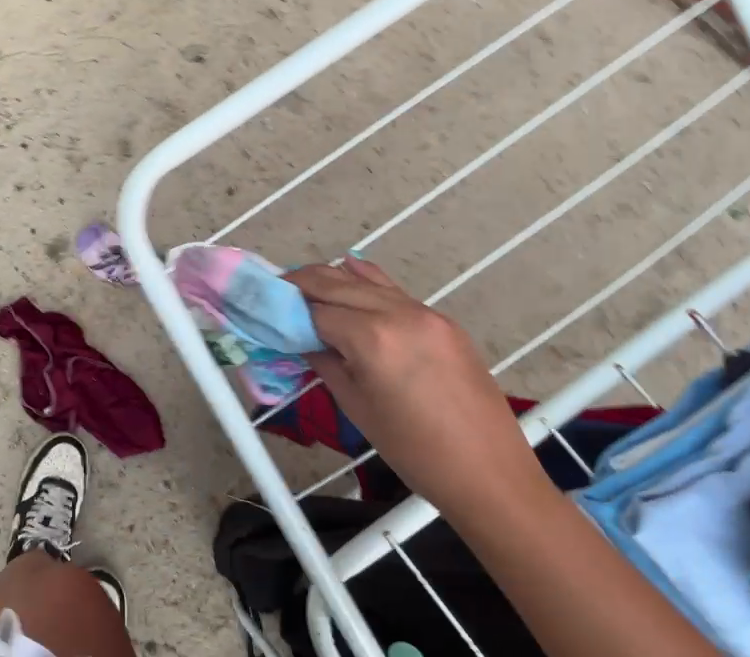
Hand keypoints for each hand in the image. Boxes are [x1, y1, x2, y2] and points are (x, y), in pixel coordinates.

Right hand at [282, 257, 546, 513]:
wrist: (490, 475)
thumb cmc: (414, 450)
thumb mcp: (355, 404)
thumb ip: (323, 360)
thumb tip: (298, 338)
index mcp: (372, 338)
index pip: (312, 309)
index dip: (282, 309)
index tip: (259, 310)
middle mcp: (398, 314)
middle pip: (333, 282)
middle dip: (298, 285)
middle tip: (271, 295)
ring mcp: (425, 313)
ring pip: (362, 279)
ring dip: (329, 280)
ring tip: (302, 290)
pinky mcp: (442, 321)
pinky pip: (392, 289)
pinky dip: (364, 281)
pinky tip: (347, 273)